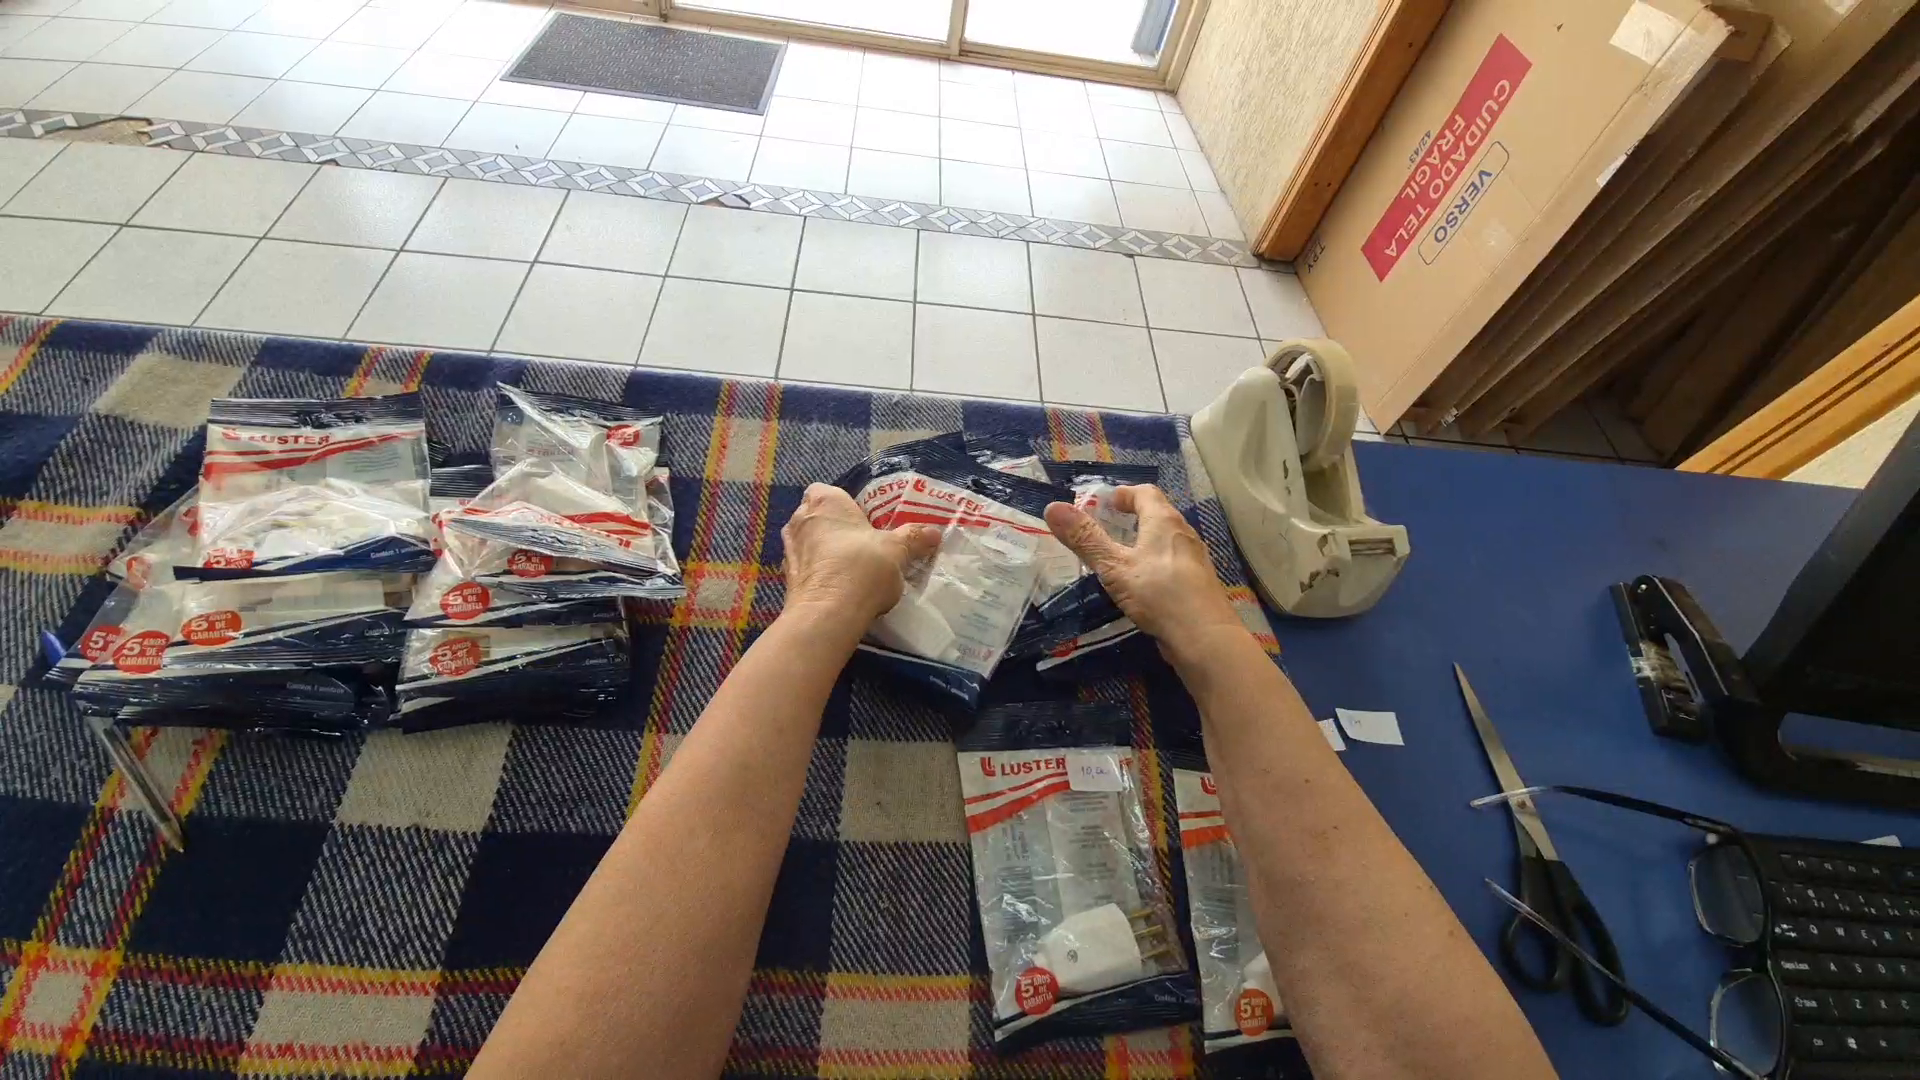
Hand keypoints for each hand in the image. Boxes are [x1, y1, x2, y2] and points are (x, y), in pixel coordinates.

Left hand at [782, 484, 940, 623]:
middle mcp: (799, 519)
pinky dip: (817, 573)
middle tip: (861, 543)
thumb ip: (913, 538)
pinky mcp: (786, 578)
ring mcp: (788, 549)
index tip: (862, 520)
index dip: (843, 503)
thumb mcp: (897, 550)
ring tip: (849, 567)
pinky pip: (805, 568)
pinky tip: (837, 587)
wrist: (828, 613)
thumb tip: (934, 533)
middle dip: (834, 527)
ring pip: (807, 543)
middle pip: (816, 516)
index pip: (825, 490)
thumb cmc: (862, 566)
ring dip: (823, 551)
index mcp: (824, 501)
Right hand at [1044, 484, 1244, 649]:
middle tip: (1107, 527)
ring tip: (1120, 555)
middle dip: (1133, 516)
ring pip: (1166, 540)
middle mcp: (1183, 534)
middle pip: (1158, 514)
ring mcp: (1194, 560)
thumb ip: (1085, 539)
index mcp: (1164, 521)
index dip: (1123, 494)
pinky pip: (1172, 562)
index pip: (1145, 493)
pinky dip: (1154, 562)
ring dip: (1144, 540)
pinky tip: (1142, 584)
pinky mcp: (1197, 584)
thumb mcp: (1114, 566)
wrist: (1205, 638)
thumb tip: (1053, 507)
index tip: (1104, 503)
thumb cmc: (1159, 594)